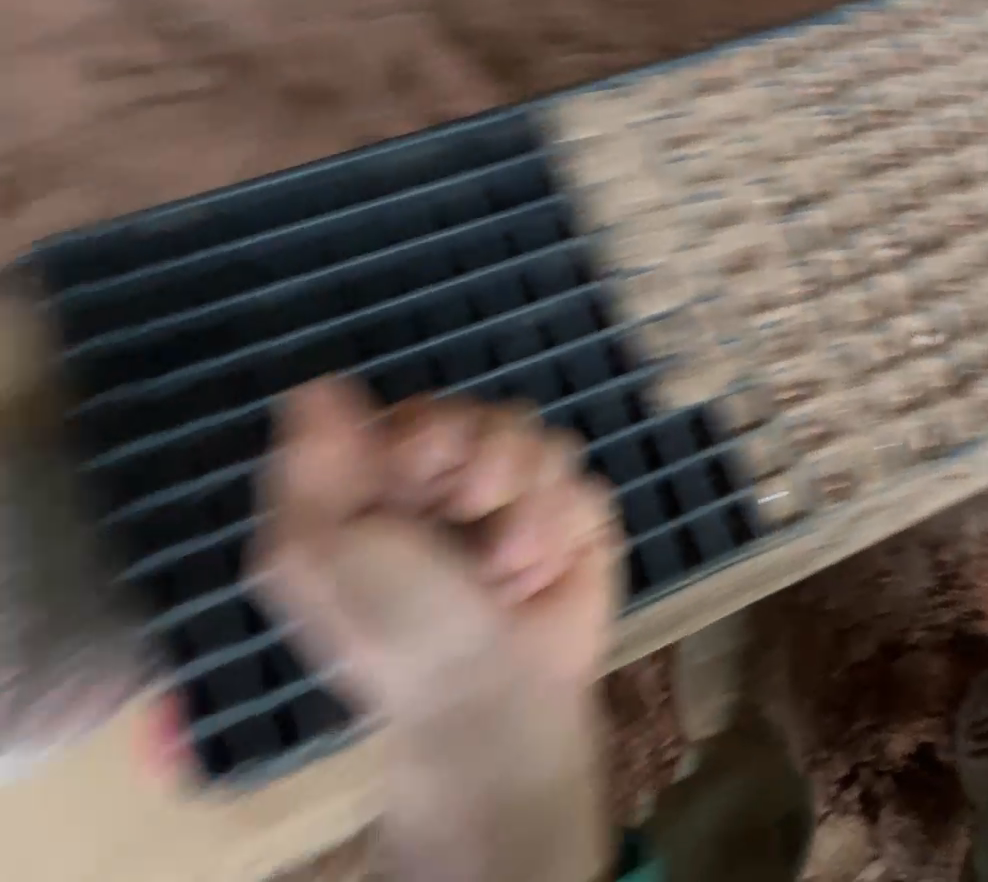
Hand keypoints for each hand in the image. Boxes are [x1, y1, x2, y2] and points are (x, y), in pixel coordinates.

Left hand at [250, 377, 619, 881]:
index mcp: (395, 487)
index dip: (431, 432)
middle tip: (472, 512)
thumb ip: (316, 466)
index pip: (426, 410)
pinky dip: (566, 527)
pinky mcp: (580, 519)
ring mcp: (528, 500)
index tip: (415, 478)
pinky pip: (588, 485)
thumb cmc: (397, 626)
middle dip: (489, 465)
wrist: (497, 687)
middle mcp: (463, 484)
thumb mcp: (324, 552)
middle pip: (496, 415)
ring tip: (510, 566)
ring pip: (550, 444)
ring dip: (529, 508)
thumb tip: (319, 384)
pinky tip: (547, 570)